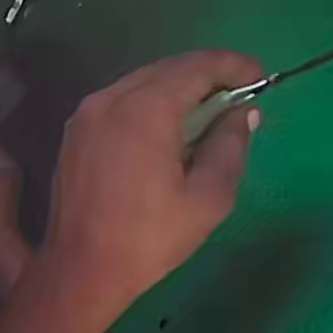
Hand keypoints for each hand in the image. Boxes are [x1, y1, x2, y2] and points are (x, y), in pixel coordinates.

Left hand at [38, 50, 262, 315]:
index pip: (195, 67)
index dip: (232, 65)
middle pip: (165, 69)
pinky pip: (117, 101)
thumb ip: (229, 144)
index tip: (259, 77)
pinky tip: (164, 127)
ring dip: (174, 87)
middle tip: (237, 94)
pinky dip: (146, 103)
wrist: (80, 267)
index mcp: (144, 110)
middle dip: (204, 74)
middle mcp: (108, 100)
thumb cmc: (149, 238)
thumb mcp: (207, 196)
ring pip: (138, 82)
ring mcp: (84, 115)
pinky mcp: (72, 132)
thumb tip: (240, 112)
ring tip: (205, 111)